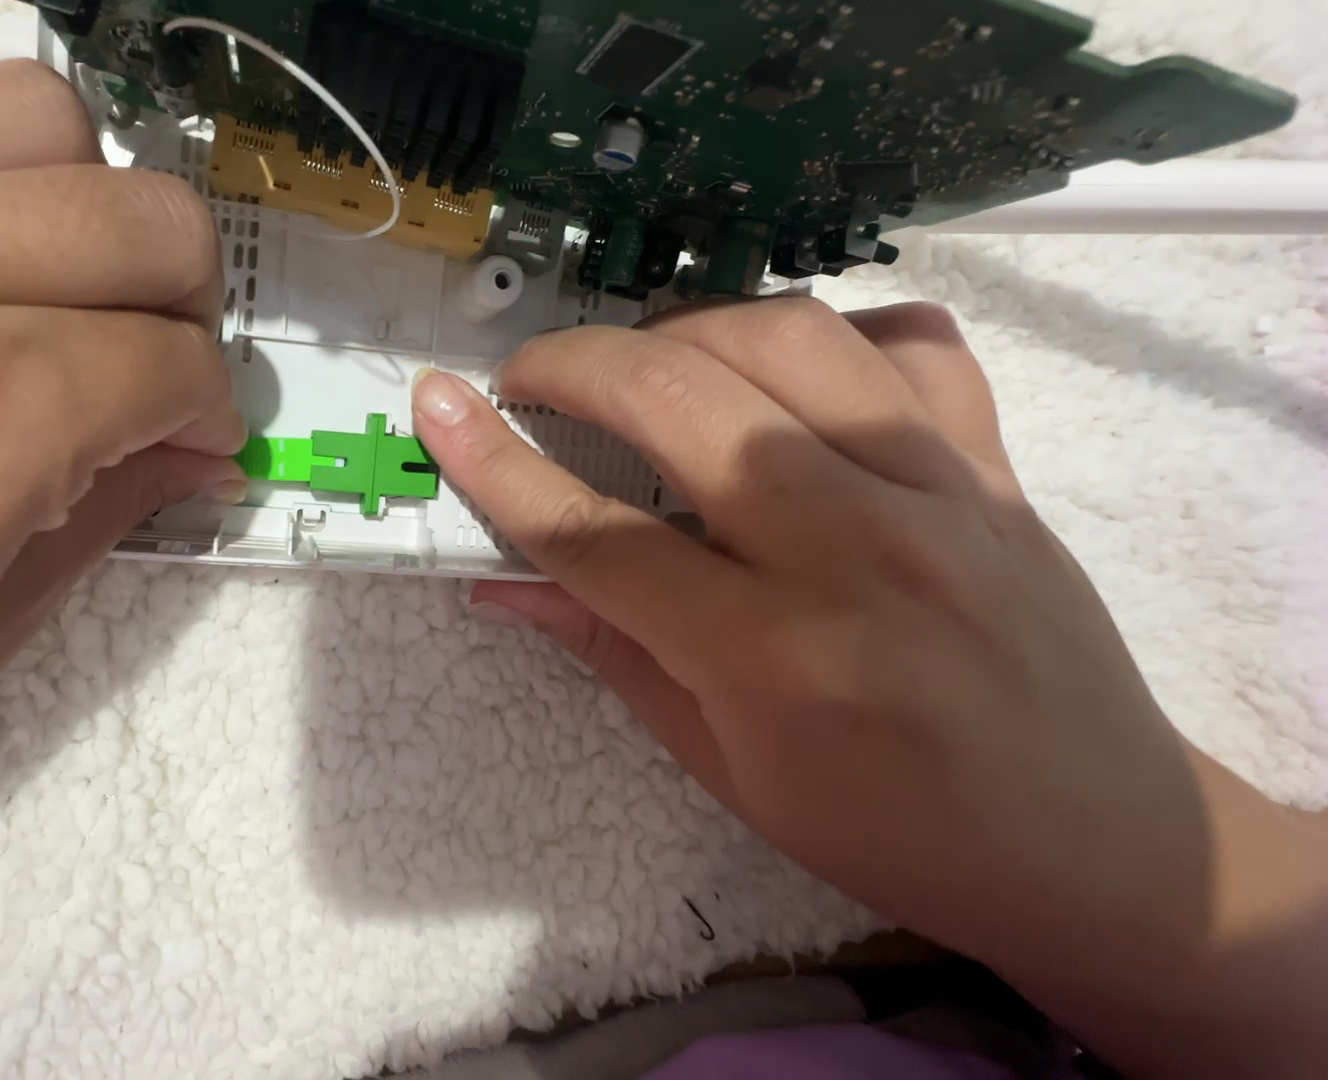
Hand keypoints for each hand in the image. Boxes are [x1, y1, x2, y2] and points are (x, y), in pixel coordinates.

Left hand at [0, 0, 244, 1043]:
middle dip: (185, 305)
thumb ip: (119, 506)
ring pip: (23, 108)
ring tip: (48, 292)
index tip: (197, 447)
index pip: (169, 361)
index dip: (208, 412)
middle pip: (137, 214)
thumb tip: (206, 449)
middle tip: (150, 376)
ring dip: (78, 206)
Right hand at [412, 299, 1327, 1078]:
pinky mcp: (995, 464)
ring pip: (783, 340)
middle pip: (676, 399)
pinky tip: (782, 369)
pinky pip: (908, 345)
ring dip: (680, 331)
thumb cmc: (884, 828)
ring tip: (638, 365)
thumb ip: (608, 651)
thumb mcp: (719, 765)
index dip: (495, 462)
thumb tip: (503, 583)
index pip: (592, 532)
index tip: (438, 406)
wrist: (1099, 846)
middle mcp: (850, 547)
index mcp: (767, 651)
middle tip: (526, 376)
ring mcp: (937, 488)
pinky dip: (828, 332)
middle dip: (572, 365)